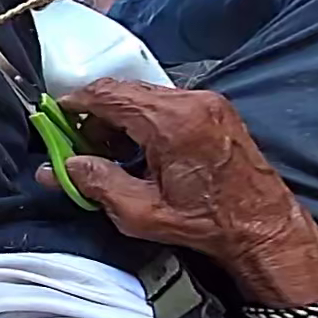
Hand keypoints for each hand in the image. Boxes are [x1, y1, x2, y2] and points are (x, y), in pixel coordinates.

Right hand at [43, 78, 317, 305]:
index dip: (73, 103)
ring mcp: (206, 103)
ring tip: (105, 152)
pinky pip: (159, 101)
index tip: (53, 116)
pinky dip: (135, 118)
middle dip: (91, 113)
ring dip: (113, 116)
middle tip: (75, 142)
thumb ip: (93, 183)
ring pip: (139, 94)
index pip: (107, 95)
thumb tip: (57, 168)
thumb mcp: (138, 212)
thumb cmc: (207, 223)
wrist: (264, 228)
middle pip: (120, 90)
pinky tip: (132, 148)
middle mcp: (191, 103)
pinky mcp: (212, 110)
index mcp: (171, 124)